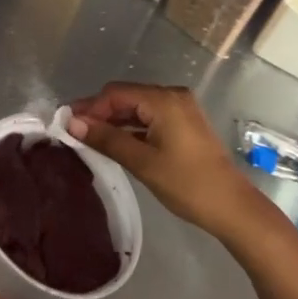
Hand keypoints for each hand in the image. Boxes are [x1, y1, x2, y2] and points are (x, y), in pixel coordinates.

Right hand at [67, 82, 255, 235]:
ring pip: (138, 107)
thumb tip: (74, 123)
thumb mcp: (142, 162)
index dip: (90, 107)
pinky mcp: (184, 124)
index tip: (66, 123)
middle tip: (74, 131)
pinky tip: (116, 142)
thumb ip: (108, 139)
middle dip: (100, 112)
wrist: (231, 205)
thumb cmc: (186, 183)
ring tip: (89, 138)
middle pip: (127, 96)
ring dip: (115, 120)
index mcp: (163, 99)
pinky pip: (151, 117)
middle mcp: (172, 96)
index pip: (116, 93)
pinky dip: (132, 127)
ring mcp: (181, 109)